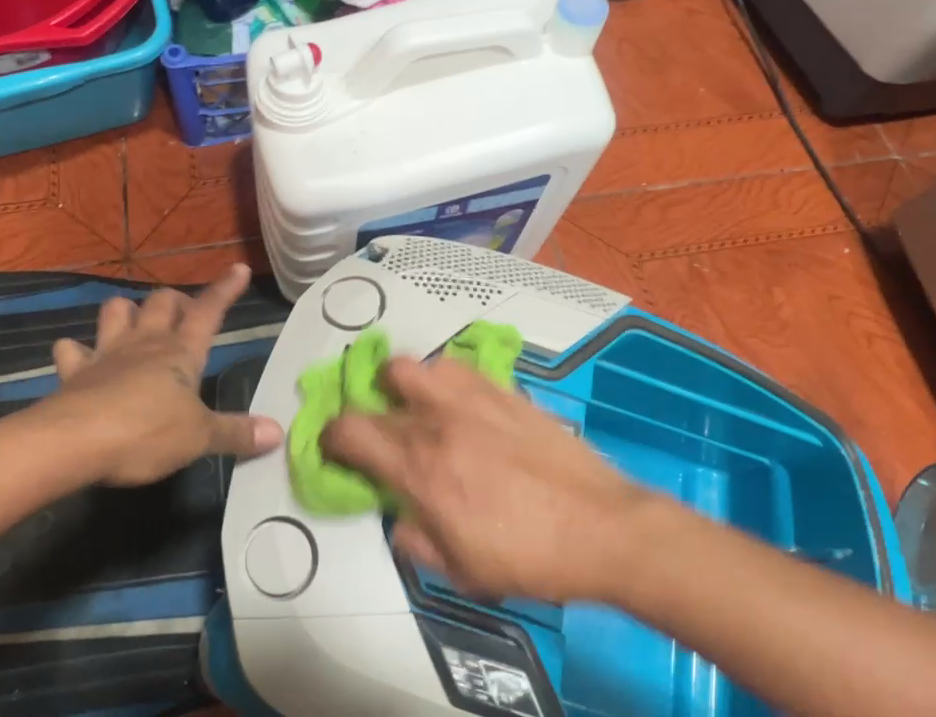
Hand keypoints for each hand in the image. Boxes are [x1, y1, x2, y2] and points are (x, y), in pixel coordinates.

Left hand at [48, 265, 281, 485]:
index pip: (208, 312)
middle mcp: (144, 343)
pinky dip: (74, 350)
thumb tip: (276, 431)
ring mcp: (106, 353)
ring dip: (126, 311)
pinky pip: (70, 350)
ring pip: (115, 310)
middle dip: (175, 300)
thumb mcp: (200, 438)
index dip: (225, 290)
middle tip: (184, 311)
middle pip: (161, 303)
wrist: (75, 442)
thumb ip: (236, 433)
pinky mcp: (75, 372)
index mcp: (181, 353)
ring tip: (134, 322)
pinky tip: (78, 356)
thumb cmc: (147, 433)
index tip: (239, 268)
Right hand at [323, 357, 663, 604]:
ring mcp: (476, 401)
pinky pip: (462, 369)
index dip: (331, 435)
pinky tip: (461, 405)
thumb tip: (401, 520)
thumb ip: (418, 541)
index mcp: (421, 469)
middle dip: (367, 408)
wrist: (604, 529)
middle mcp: (440, 423)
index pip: (352, 431)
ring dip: (406, 383)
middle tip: (378, 431)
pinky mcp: (508, 393)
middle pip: (381, 390)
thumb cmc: (531, 558)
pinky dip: (446, 380)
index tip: (334, 447)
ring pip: (419, 365)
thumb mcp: (463, 571)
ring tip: (418, 406)